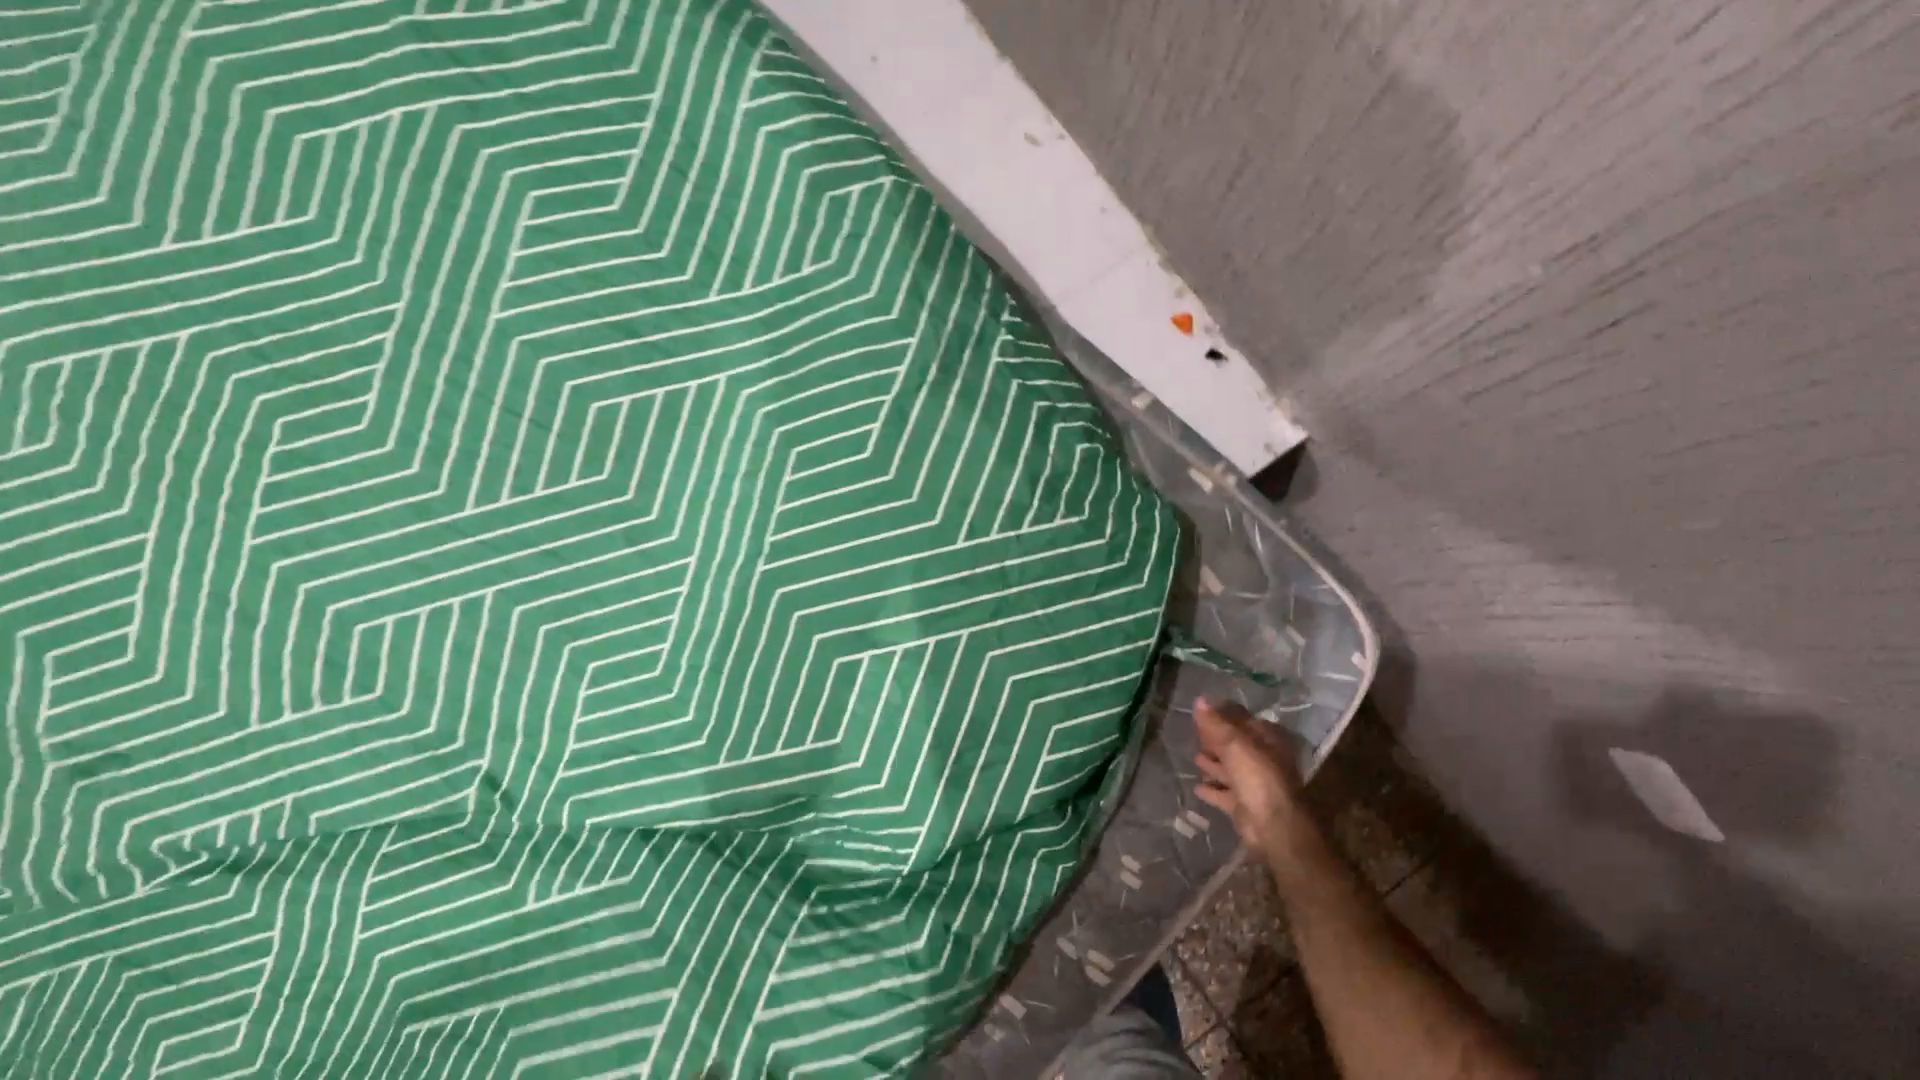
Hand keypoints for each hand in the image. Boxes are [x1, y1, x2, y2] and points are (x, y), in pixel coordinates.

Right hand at [1192, 698, 1322, 869]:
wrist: (1272, 826)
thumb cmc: (1258, 777)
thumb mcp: (1235, 744)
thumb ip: (1216, 723)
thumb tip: (1199, 700)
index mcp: (1267, 740)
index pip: (1243, 719)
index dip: (1222, 714)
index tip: (1200, 711)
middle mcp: (1263, 760)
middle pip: (1235, 745)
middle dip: (1216, 740)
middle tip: (1193, 733)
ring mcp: (1254, 784)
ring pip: (1230, 769)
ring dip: (1213, 764)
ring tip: (1194, 758)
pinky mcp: (1244, 805)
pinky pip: (1224, 793)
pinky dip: (1212, 789)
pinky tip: (1197, 787)